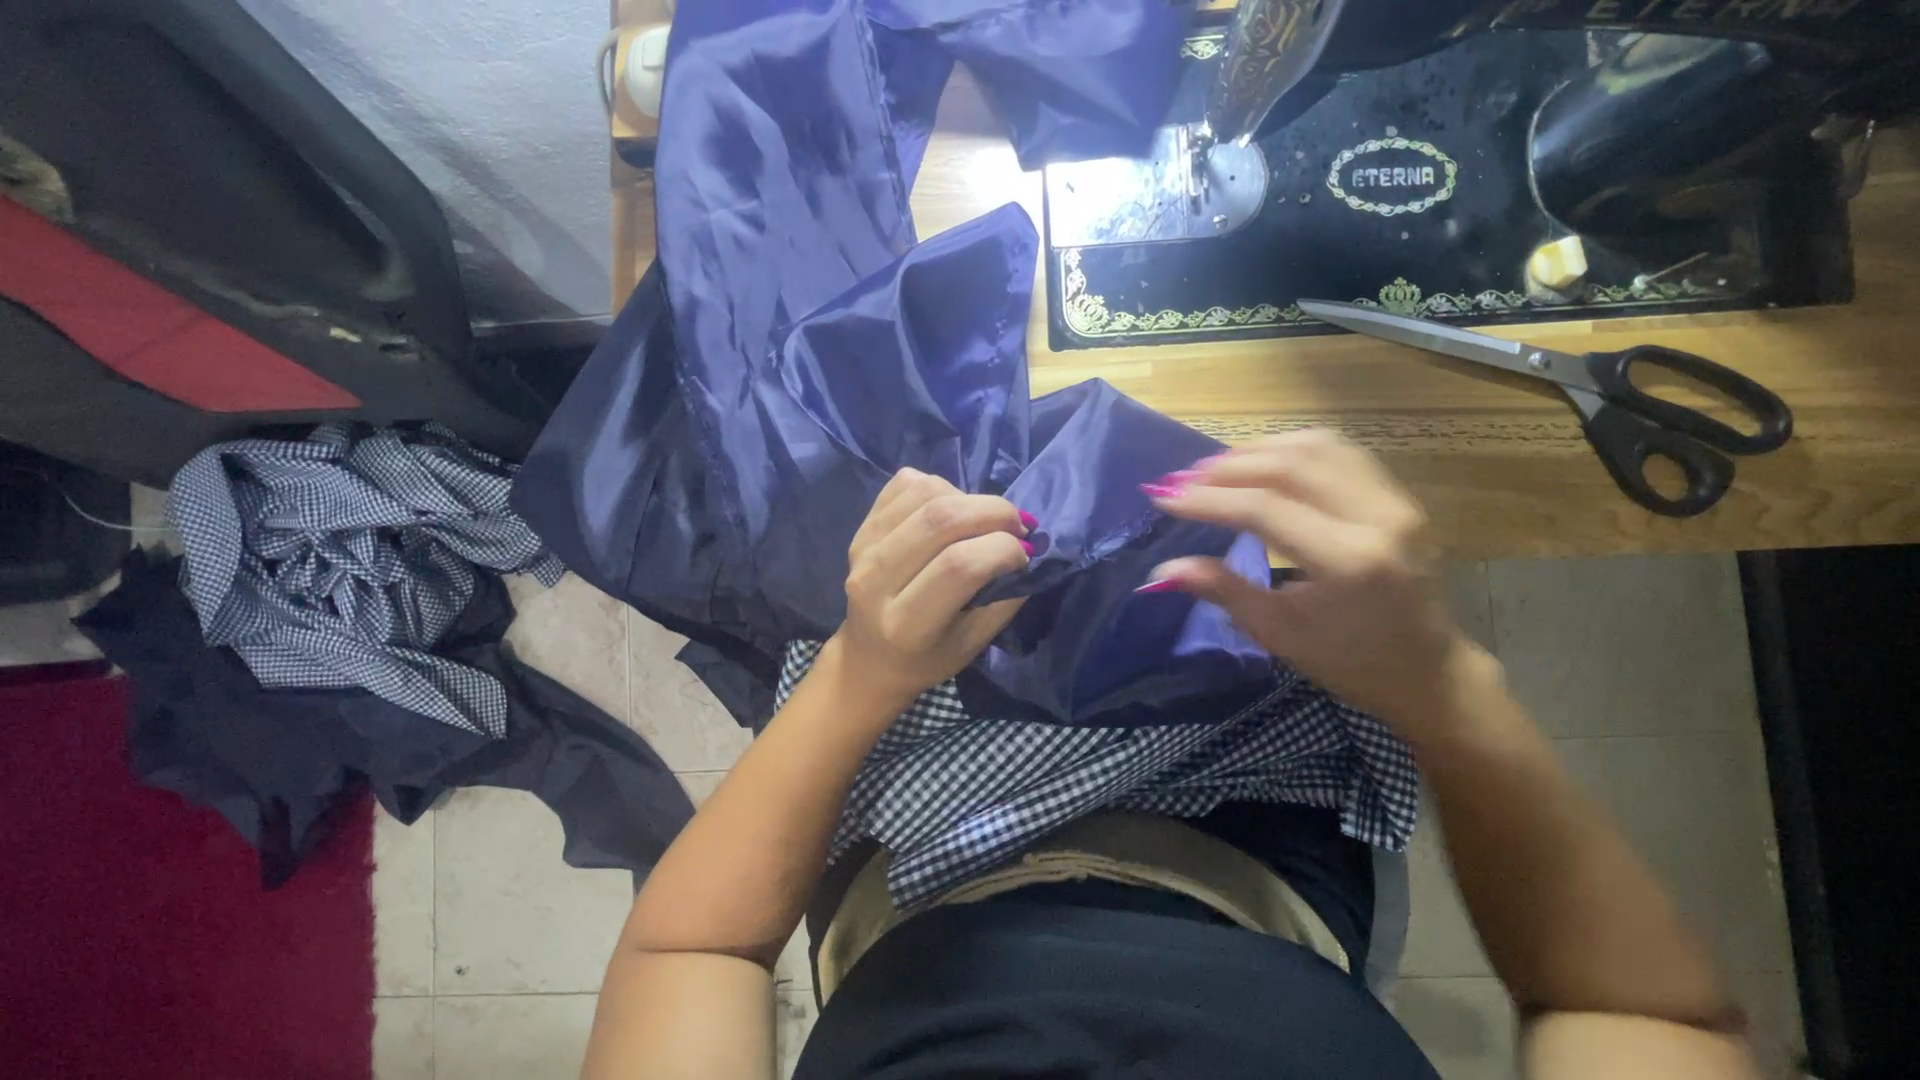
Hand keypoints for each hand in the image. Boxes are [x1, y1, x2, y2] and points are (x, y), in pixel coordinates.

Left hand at [830, 468, 1032, 709]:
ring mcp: (863, 548)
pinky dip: (941, 487)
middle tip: (1017, 526)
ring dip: (969, 498)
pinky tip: (952, 511)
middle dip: (994, 512)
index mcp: (906, 623)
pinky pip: (906, 482)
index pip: (960, 565)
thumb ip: (1003, 598)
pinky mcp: (861, 527)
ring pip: (926, 492)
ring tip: (984, 520)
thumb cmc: (928, 657)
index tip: (1024, 555)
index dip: (1003, 549)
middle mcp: (875, 581)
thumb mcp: (973, 642)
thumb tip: (1027, 549)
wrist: (869, 657)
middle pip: (941, 519)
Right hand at [1142, 430, 1487, 727]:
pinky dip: (1293, 448)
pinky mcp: (1399, 496)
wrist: (1428, 670)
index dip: (1209, 500)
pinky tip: (1261, 461)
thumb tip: (1164, 568)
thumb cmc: (1348, 662)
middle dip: (1228, 467)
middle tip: (1183, 480)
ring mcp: (1396, 502)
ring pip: (1317, 446)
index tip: (1164, 497)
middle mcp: (1378, 519)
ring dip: (1259, 450)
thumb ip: (1223, 590)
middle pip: (1291, 465)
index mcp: (1349, 561)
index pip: (1266, 509)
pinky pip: (1340, 452)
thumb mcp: (1278, 633)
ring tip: (1215, 467)